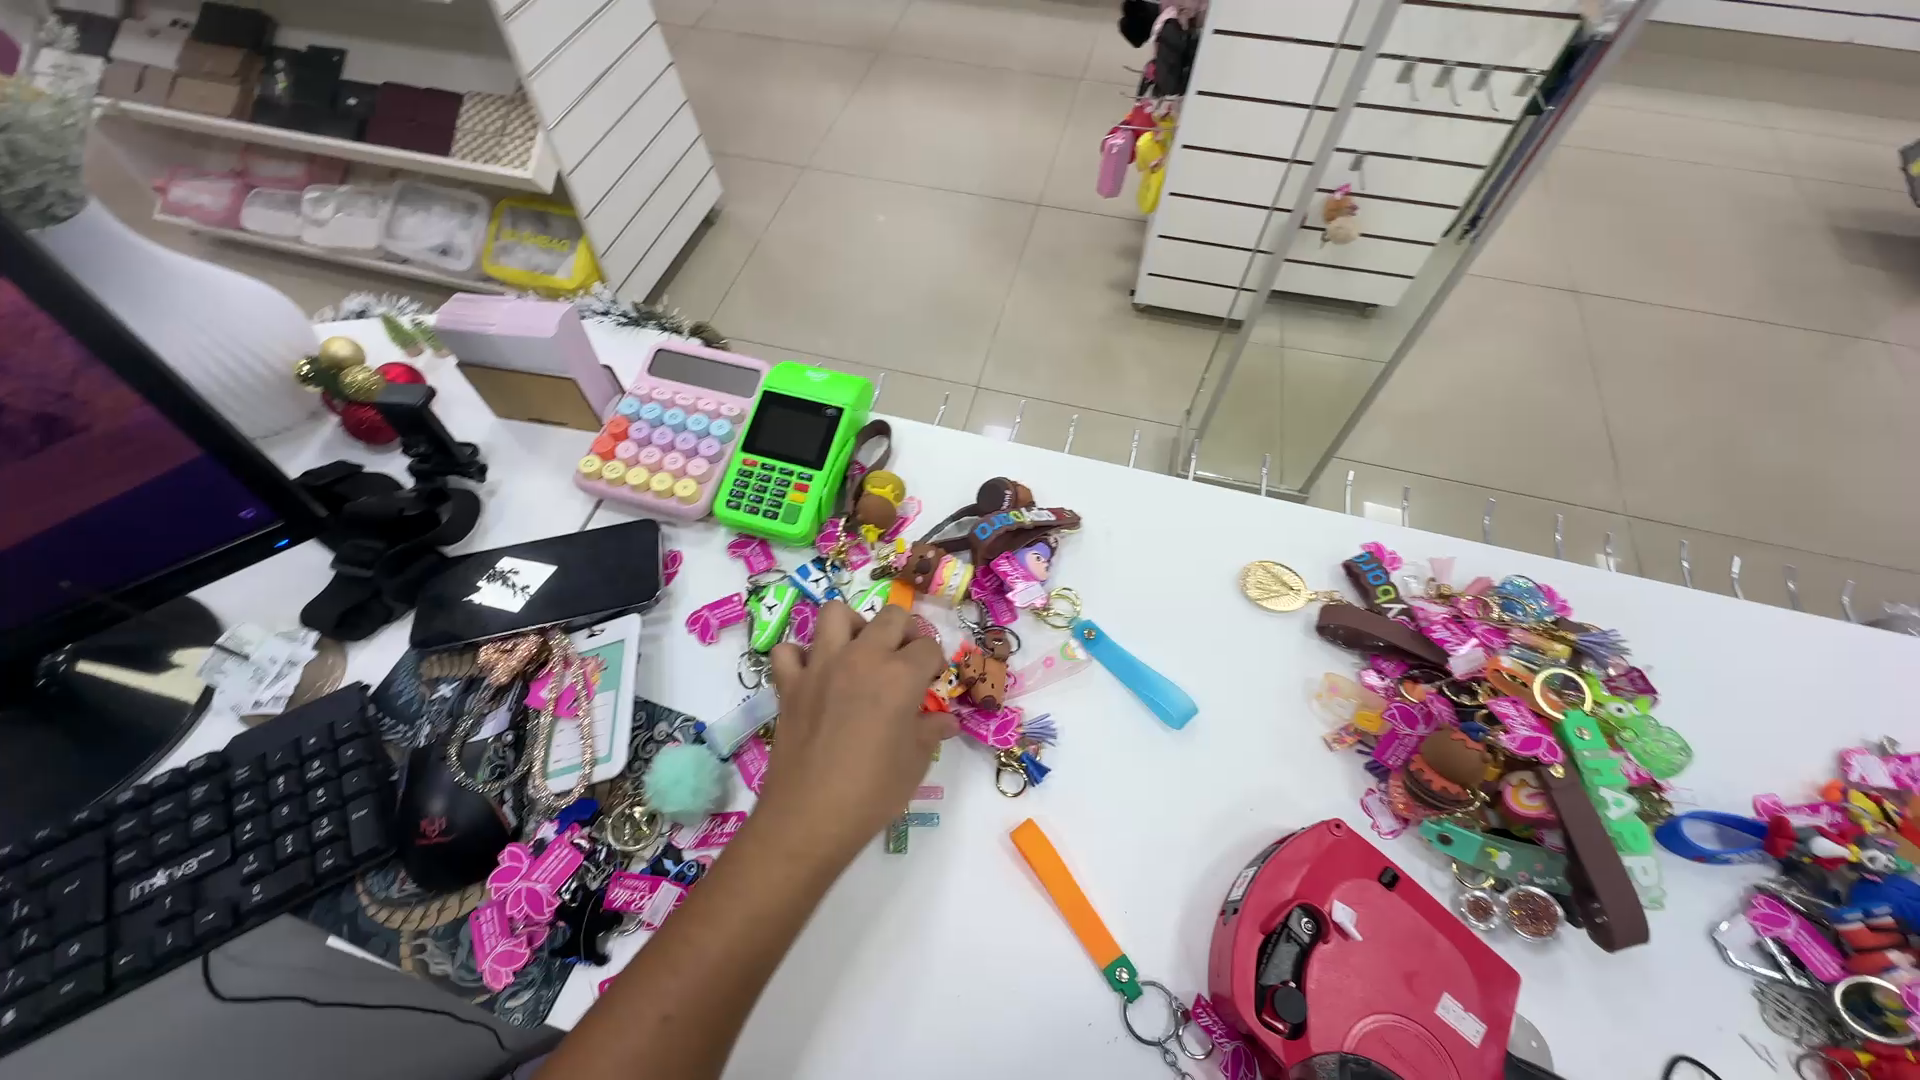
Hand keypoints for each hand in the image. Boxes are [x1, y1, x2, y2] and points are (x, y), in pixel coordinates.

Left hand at [760, 602, 953, 860]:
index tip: (933, 680)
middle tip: (904, 659)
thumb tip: (947, 721)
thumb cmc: (873, 791)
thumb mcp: (915, 762)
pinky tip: (812, 675)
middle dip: (905, 631)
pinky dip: (800, 656)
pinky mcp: (789, 684)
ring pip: (835, 613)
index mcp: (900, 675)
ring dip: (852, 625)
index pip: (929, 647)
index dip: (936, 662)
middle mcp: (862, 658)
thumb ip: (931, 731)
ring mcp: (820, 666)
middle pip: (890, 617)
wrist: (811, 816)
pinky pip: (788, 651)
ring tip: (859, 651)